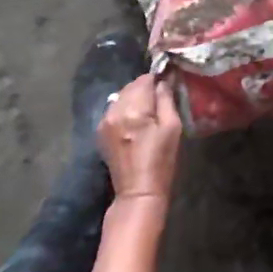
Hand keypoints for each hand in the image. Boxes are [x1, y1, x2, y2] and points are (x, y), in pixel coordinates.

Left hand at [97, 73, 184, 201]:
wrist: (138, 191)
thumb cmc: (161, 161)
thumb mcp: (172, 128)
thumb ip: (166, 99)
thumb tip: (163, 81)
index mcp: (134, 109)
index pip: (144, 80)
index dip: (157, 81)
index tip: (166, 88)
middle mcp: (114, 110)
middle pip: (130, 86)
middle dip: (144, 89)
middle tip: (158, 102)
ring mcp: (104, 120)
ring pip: (120, 96)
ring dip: (133, 99)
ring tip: (145, 114)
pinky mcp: (100, 131)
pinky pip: (113, 109)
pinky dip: (123, 110)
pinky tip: (132, 124)